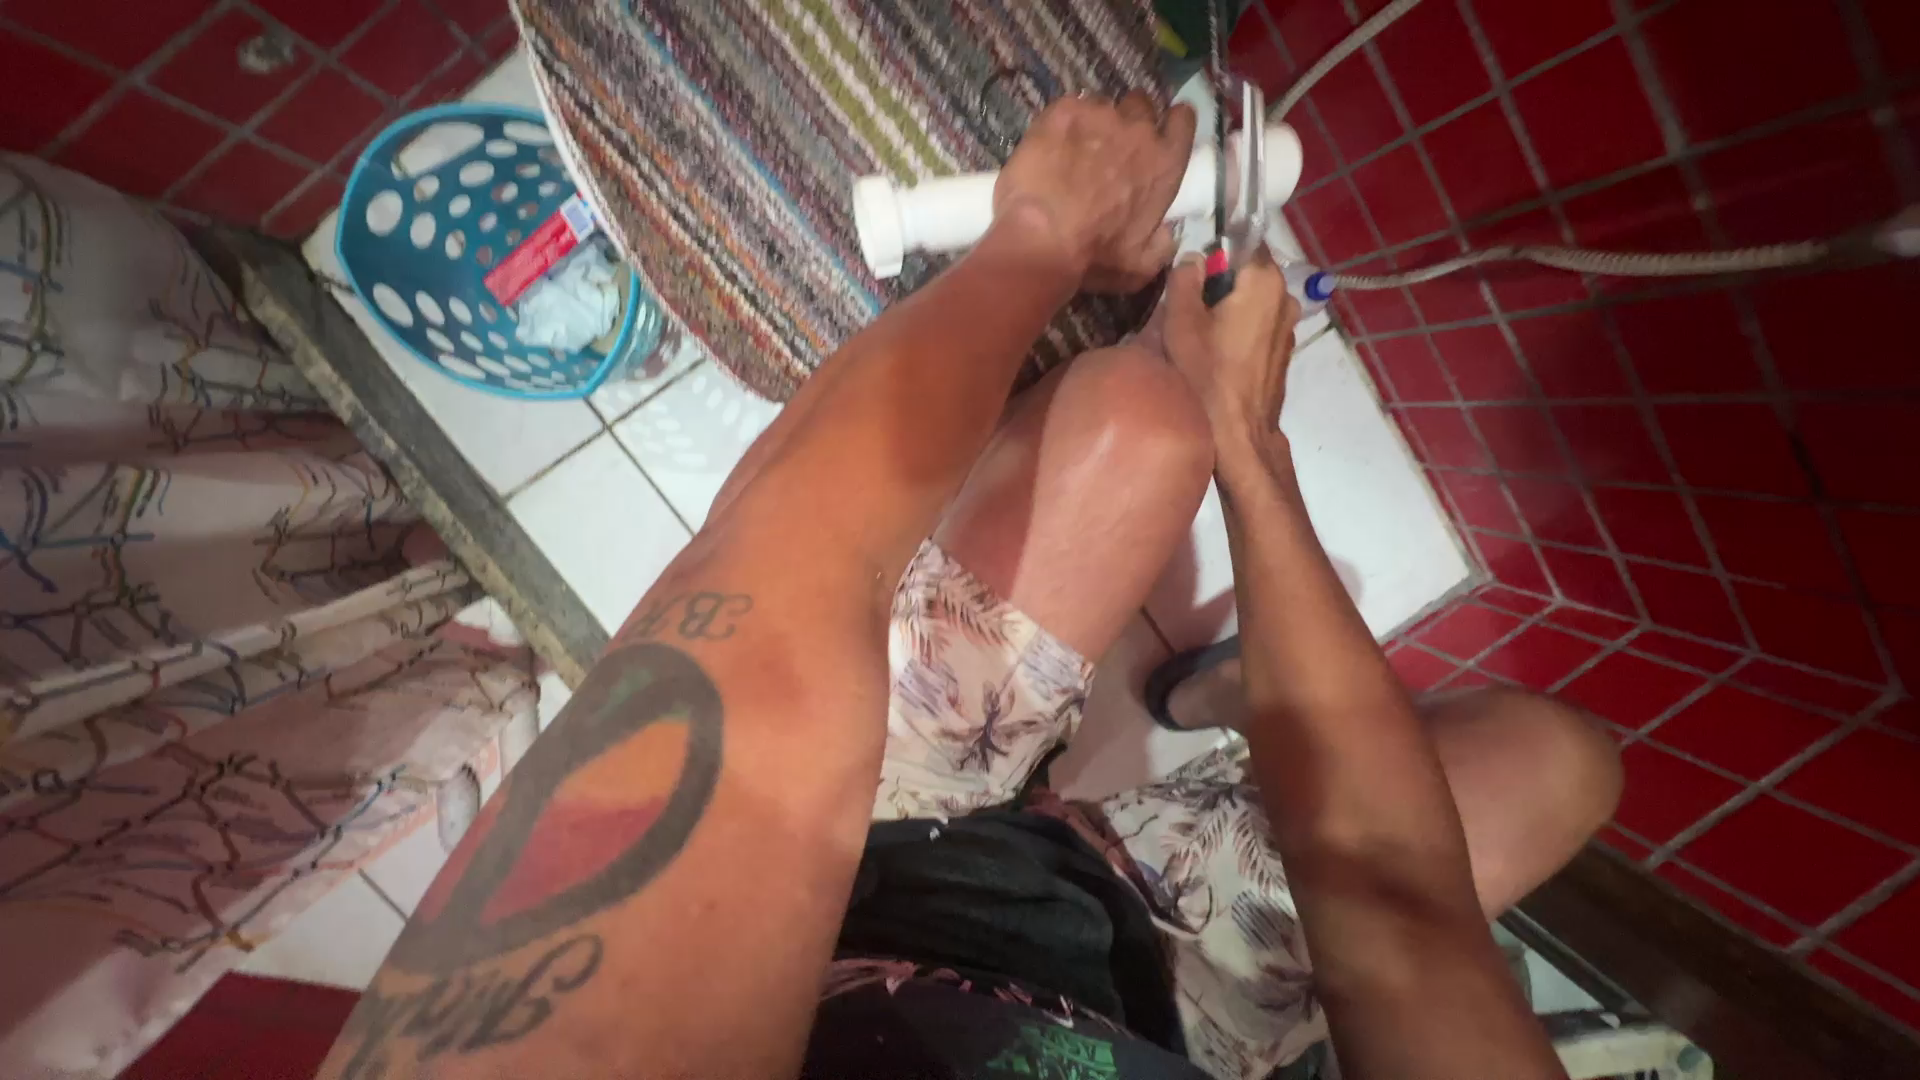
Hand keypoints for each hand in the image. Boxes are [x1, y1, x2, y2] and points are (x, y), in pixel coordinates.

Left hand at [994, 92, 1197, 291]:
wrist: (1042, 239)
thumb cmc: (1094, 257)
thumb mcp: (1141, 266)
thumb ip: (1161, 244)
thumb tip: (1166, 233)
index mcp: (1165, 164)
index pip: (1182, 122)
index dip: (1171, 125)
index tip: (1158, 134)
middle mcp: (1139, 131)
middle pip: (1141, 107)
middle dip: (1129, 122)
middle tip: (1108, 150)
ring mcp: (1100, 115)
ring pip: (1102, 106)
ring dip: (1093, 124)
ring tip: (1072, 152)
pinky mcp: (1063, 111)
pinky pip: (1068, 107)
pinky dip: (1061, 124)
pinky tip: (1049, 147)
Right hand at [1156, 250, 1302, 450]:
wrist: (1238, 433)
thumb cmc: (1206, 376)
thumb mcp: (1180, 323)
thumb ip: (1184, 279)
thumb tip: (1194, 259)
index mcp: (1263, 279)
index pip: (1239, 242)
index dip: (1211, 258)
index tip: (1190, 284)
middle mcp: (1284, 295)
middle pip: (1245, 273)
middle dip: (1217, 287)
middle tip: (1188, 316)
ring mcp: (1288, 324)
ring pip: (1251, 301)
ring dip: (1228, 311)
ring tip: (1202, 340)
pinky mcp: (1284, 350)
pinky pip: (1257, 325)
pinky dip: (1239, 332)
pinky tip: (1219, 357)